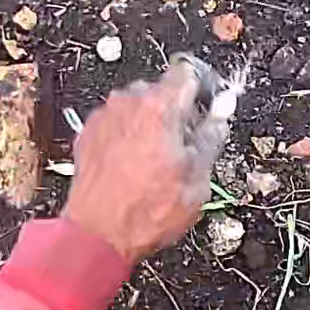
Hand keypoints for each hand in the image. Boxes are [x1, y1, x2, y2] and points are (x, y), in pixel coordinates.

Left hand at [60, 62, 225, 263]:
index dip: (203, 90)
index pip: (188, 74)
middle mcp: (129, 103)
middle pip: (162, 90)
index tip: (207, 108)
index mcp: (161, 107)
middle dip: (176, 111)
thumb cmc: (148, 210)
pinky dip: (128, 135)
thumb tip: (221, 114)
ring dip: (150, 123)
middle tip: (184, 145)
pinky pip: (118, 123)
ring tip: (156, 160)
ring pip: (138, 106)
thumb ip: (213, 136)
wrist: (98, 235)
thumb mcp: (199, 177)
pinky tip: (134, 164)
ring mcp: (105, 117)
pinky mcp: (88, 133)